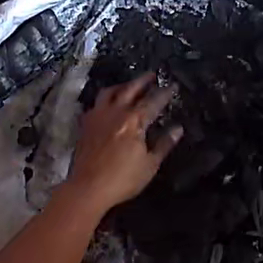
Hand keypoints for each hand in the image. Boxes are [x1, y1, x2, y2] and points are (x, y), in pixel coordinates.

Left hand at [60, 73, 181, 214]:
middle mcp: (115, 113)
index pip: (153, 101)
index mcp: (134, 121)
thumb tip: (177, 129)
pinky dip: (105, 100)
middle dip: (142, 81)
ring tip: (129, 85)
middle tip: (151, 75)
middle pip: (130, 89)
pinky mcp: (85, 125)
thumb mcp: (150, 164)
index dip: (165, 93)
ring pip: (109, 92)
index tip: (173, 86)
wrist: (88, 187)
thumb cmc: (123, 179)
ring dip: (121, 86)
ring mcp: (97, 117)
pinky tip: (107, 105)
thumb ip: (164, 144)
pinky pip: (96, 105)